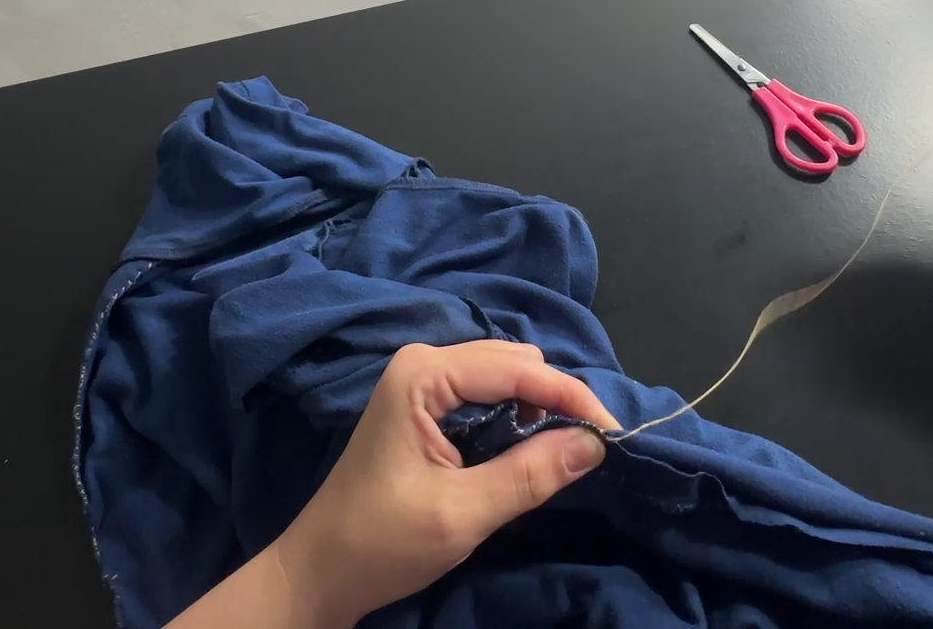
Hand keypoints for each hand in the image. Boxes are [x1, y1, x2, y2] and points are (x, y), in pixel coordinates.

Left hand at [272, 340, 617, 626]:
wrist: (321, 571)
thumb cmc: (380, 542)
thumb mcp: (460, 514)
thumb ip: (528, 475)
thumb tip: (593, 445)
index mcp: (425, 374)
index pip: (516, 368)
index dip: (568, 395)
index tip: (611, 433)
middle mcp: (426, 361)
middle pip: (514, 362)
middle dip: (555, 398)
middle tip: (587, 447)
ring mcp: (425, 378)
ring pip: (505, 373)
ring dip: (538, 406)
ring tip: (558, 450)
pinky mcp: (428, 399)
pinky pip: (489, 390)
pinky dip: (517, 413)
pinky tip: (524, 445)